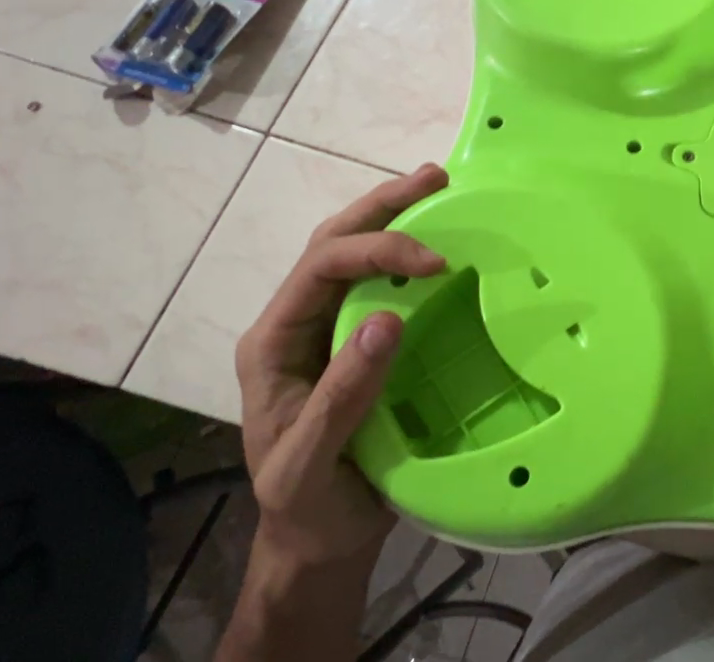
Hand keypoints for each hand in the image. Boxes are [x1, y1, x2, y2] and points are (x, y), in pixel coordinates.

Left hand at [234, 163, 449, 570]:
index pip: (321, 269)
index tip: (438, 263)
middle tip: (433, 178)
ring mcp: (330, 329)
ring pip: (352, 254)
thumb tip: (388, 321)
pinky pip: (381, 284)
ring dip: (393, 216)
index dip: (378, 252)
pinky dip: (409, 251)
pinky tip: (439, 239)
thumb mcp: (311, 461)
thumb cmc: (309, 503)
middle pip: (331, 244)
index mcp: (275, 342)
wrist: (319, 535)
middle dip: (380, 207)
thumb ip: (341, 397)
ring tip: (436, 186)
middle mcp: (299, 323)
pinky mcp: (361, 341)